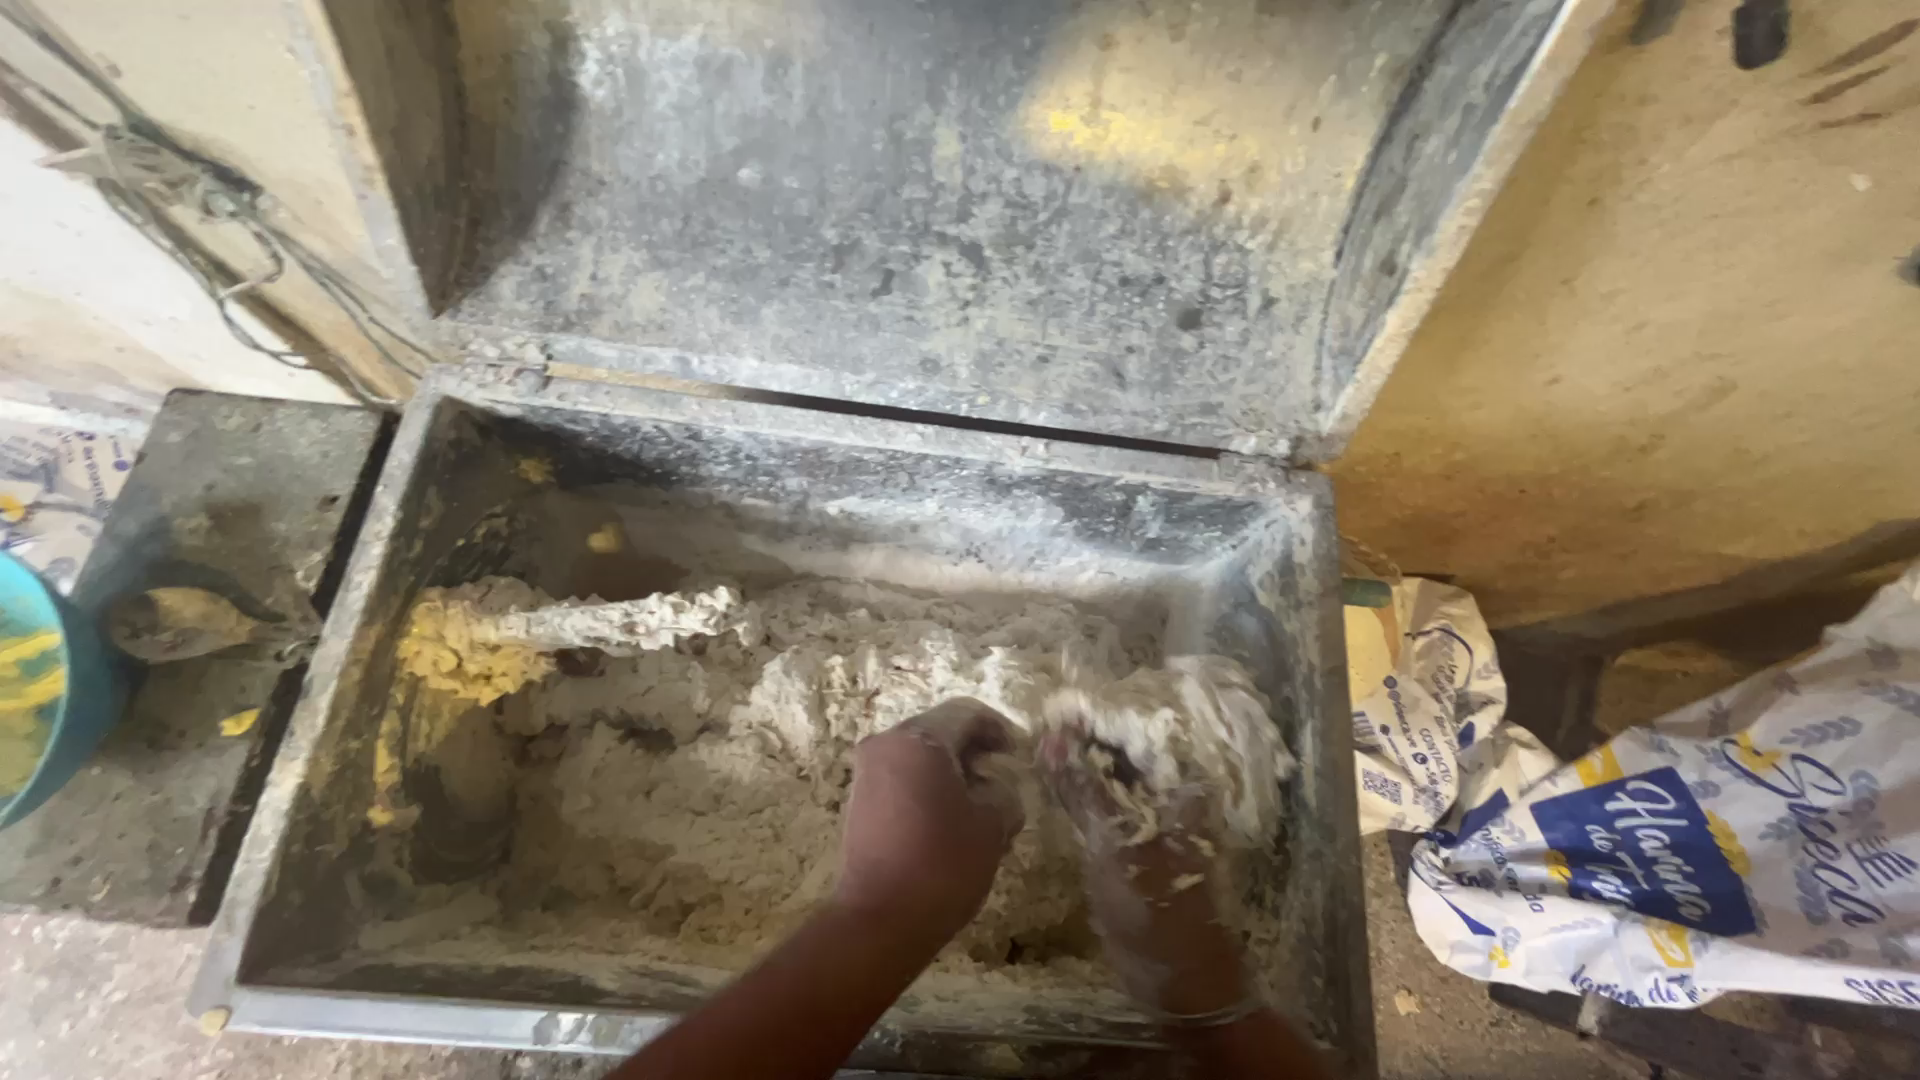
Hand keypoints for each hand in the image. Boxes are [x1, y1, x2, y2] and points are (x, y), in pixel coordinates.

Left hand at [835, 698, 1024, 945]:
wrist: (879, 920)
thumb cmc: (942, 863)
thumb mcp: (992, 824)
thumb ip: (1003, 792)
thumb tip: (994, 787)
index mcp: (918, 738)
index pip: (966, 713)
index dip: (999, 729)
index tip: (1018, 755)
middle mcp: (886, 743)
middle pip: (940, 730)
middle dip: (974, 752)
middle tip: (1002, 781)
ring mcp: (867, 772)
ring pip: (920, 756)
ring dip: (951, 771)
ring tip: (979, 807)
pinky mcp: (859, 800)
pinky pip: (903, 778)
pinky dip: (929, 787)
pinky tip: (948, 822)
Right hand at [1040, 723, 1253, 1021]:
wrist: (1180, 979)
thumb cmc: (1157, 908)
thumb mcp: (1116, 845)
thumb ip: (1083, 788)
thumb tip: (1053, 735)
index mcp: (1179, 786)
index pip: (1133, 732)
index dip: (1093, 717)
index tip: (1051, 706)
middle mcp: (1168, 793)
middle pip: (1120, 750)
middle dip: (1080, 736)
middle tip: (1036, 722)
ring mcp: (1150, 817)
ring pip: (1108, 775)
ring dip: (1075, 761)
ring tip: (1036, 744)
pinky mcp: (1132, 840)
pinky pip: (1102, 802)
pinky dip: (1077, 789)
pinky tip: (1049, 779)